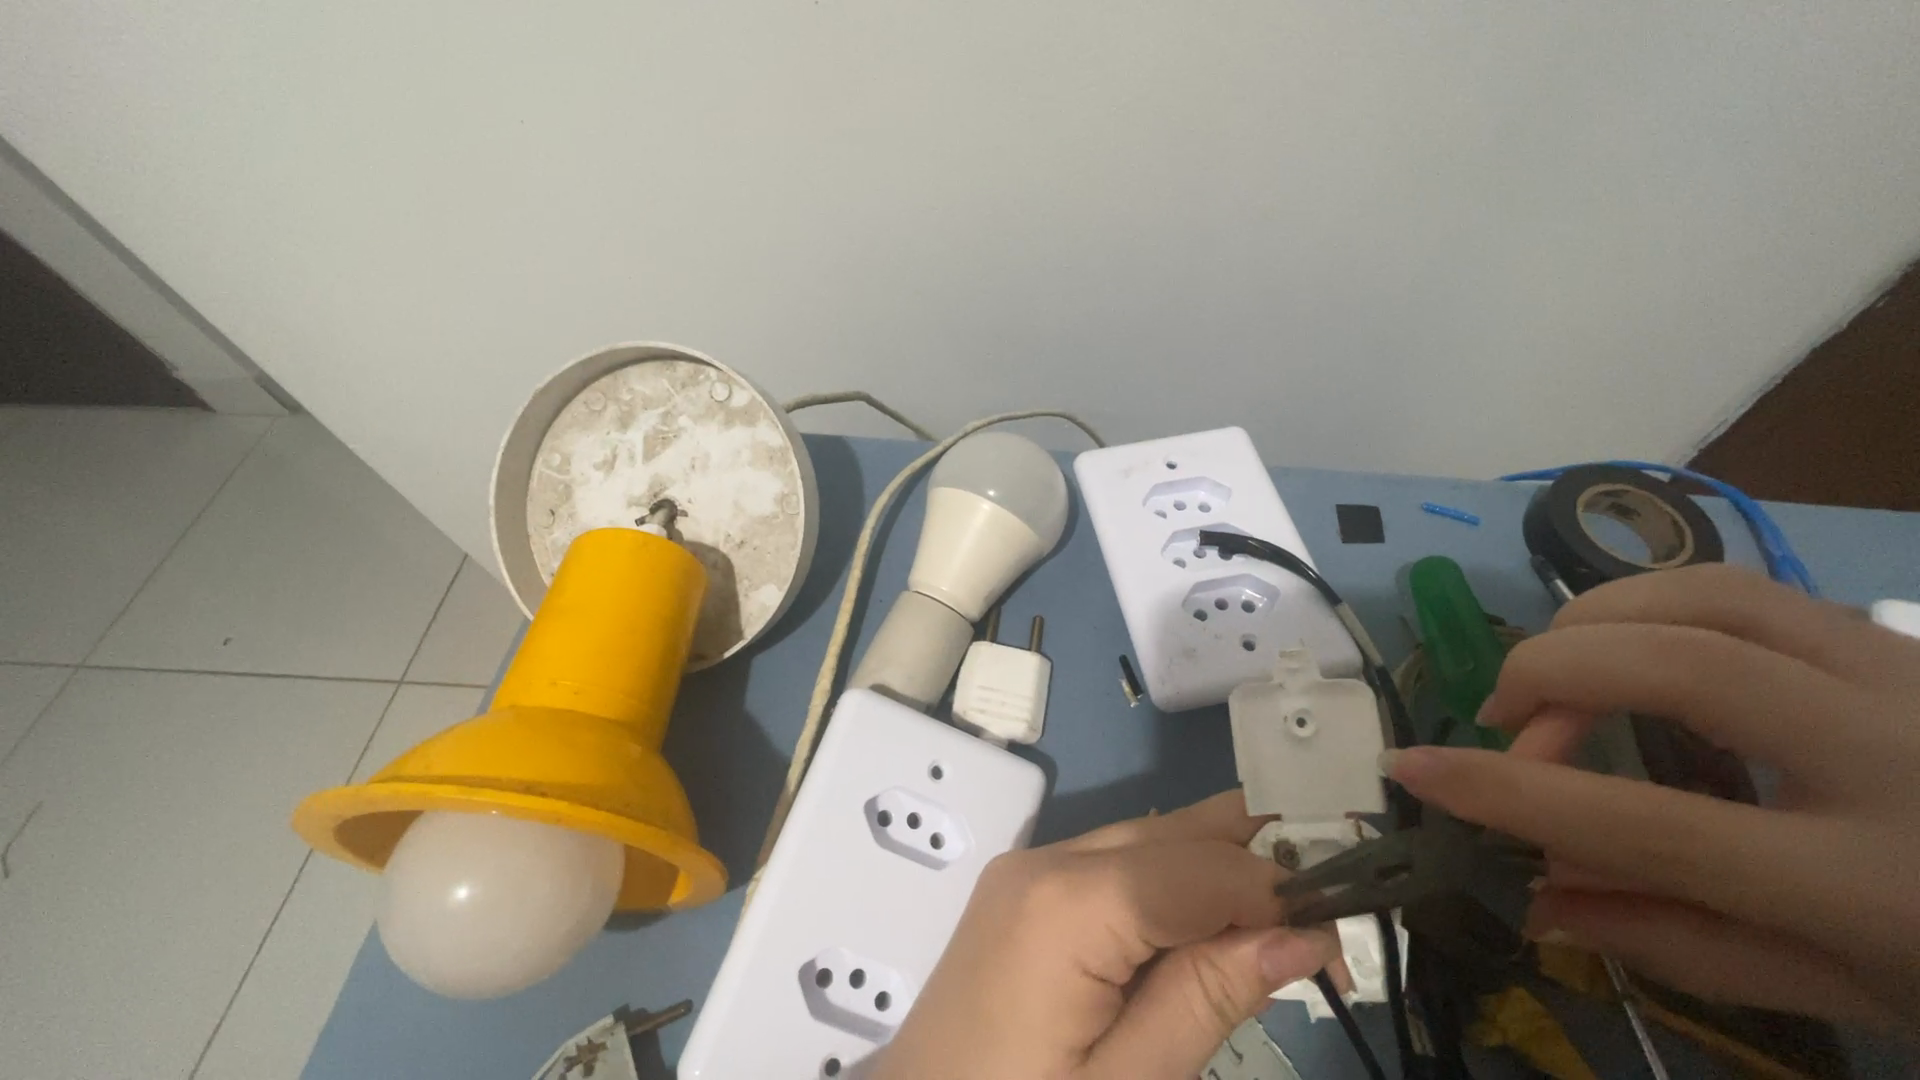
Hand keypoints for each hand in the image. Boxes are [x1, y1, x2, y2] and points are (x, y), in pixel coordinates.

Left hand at [872, 791, 1339, 1079]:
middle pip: (1175, 833)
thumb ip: (1207, 997)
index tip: (1339, 944)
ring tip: (1281, 924)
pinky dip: (1170, 885)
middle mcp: (1045, 861)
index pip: (1202, 866)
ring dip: (1217, 870)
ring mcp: (1027, 870)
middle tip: (1326, 918)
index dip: (1280, 892)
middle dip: (1256, 861)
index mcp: (1068, 901)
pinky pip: (1113, 865)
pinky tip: (1203, 928)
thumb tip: (1299, 932)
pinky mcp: (1021, 892)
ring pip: (1147, 840)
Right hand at [1381, 564, 1919, 1028]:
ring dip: (1589, 621)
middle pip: (1679, 665)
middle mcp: (1894, 756)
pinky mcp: (1893, 637)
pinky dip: (1645, 603)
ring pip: (1705, 595)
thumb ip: (1673, 942)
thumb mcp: (1838, 989)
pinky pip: (1740, 588)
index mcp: (1873, 881)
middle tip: (1505, 719)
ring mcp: (1905, 677)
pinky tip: (1617, 646)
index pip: (1645, 824)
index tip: (1409, 767)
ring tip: (1552, 672)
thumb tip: (1533, 894)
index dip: (1504, 791)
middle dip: (1549, 676)